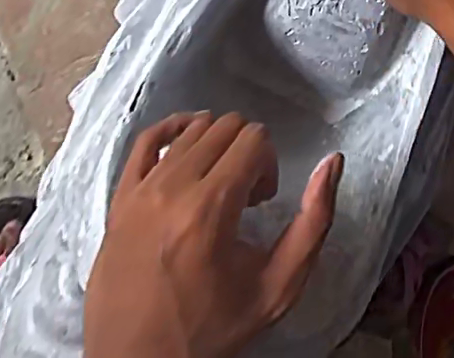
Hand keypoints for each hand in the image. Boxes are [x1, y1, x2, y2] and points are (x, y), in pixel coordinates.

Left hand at [84, 112, 343, 357]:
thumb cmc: (210, 328)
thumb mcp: (276, 288)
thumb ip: (314, 222)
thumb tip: (333, 162)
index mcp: (212, 208)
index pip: (254, 138)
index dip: (268, 162)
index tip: (262, 199)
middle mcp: (174, 186)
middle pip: (225, 126)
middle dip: (246, 151)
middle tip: (244, 194)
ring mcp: (142, 187)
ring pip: (192, 127)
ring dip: (215, 144)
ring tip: (216, 183)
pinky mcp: (121, 194)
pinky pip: (147, 137)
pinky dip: (173, 130)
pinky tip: (186, 147)